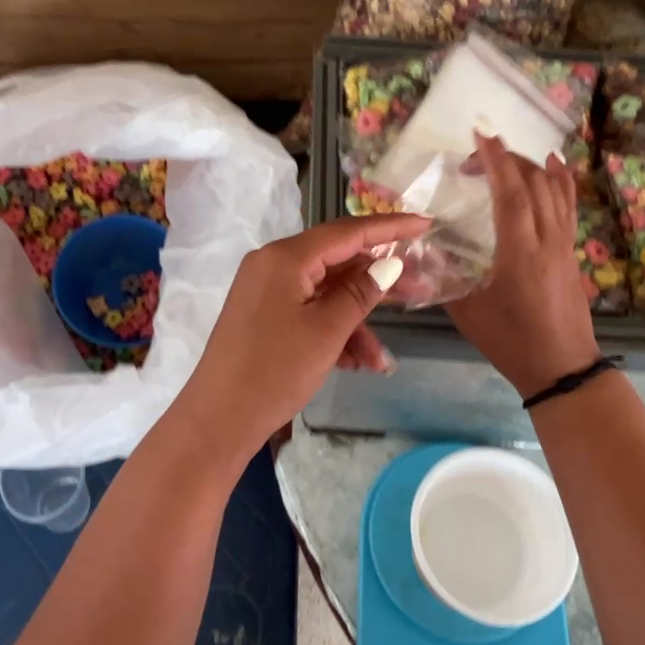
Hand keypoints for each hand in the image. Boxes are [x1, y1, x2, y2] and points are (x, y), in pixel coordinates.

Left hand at [168, 213, 429, 452]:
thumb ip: (361, 292)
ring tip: (380, 361)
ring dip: (356, 322)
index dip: (390, 228)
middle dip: (378, 282)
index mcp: (285, 257)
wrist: (218, 419)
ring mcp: (266, 290)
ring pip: (325, 293)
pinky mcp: (263, 315)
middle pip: (337, 261)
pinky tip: (356, 364)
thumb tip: (390, 263)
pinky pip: (308, 311)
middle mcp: (273, 264)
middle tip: (421, 291)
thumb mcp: (327, 331)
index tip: (426, 224)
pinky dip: (334, 332)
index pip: (348, 231)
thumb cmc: (275, 371)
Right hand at [447, 135, 600, 398]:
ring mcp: (564, 244)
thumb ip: (444, 277)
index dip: (495, 161)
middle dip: (507, 159)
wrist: (561, 368)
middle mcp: (546, 240)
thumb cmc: (511, 342)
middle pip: (534, 183)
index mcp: (519, 252)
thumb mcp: (467, 312)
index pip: (510, 193)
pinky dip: (560, 181)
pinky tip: (554, 165)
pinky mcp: (571, 252)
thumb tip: (423, 250)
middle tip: (475, 156)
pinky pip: (568, 206)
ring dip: (530, 166)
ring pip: (555, 190)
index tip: (480, 138)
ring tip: (506, 154)